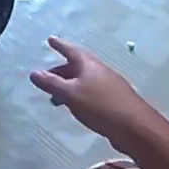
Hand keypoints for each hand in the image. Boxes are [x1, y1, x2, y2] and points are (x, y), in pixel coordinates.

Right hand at [29, 37, 157, 149]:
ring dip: (68, 85)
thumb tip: (34, 73)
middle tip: (46, 77)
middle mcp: (100, 71)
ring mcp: (109, 86)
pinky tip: (75, 106)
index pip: (71, 50)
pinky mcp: (113, 100)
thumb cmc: (100, 106)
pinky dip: (78, 94)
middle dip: (60, 70)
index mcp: (89, 65)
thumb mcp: (70, 94)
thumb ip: (51, 83)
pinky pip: (90, 92)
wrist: (135, 128)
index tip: (50, 40)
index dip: (60, 45)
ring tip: (56, 98)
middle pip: (77, 66)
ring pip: (84, 80)